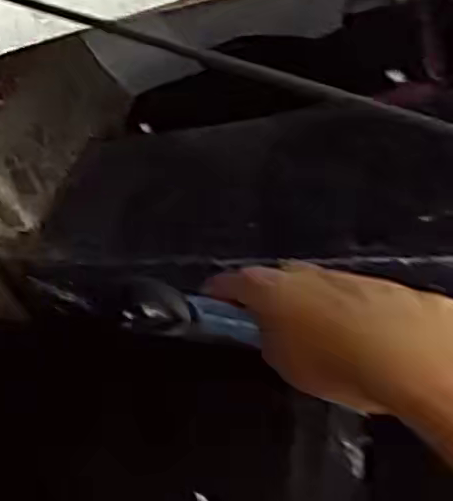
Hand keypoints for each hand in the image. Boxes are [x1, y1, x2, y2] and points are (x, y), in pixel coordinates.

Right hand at [205, 262, 452, 416]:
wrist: (434, 377)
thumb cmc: (347, 369)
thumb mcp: (285, 366)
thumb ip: (269, 342)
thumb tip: (273, 340)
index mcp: (261, 284)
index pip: (224, 283)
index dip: (220, 299)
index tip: (224, 313)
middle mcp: (304, 273)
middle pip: (284, 281)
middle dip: (287, 301)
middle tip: (297, 333)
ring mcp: (363, 281)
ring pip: (340, 292)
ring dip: (341, 312)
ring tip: (358, 349)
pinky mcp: (414, 298)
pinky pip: (393, 308)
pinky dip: (391, 324)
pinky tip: (401, 351)